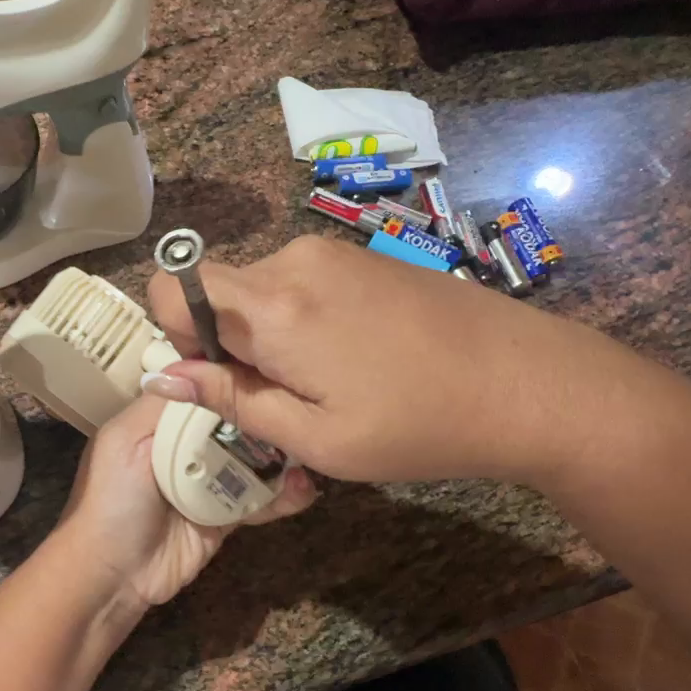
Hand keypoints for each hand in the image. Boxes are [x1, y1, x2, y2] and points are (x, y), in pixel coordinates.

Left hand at [53, 394, 316, 607]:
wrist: (111, 574)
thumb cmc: (112, 499)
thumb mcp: (127, 440)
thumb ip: (163, 406)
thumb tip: (201, 368)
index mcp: (156, 423)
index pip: (202, 390)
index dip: (231, 379)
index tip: (271, 366)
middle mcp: (185, 446)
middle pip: (234, 423)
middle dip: (266, 417)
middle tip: (301, 408)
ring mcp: (208, 481)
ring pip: (253, 460)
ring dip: (282, 456)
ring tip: (309, 449)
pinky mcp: (226, 517)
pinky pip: (259, 500)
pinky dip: (283, 495)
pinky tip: (304, 488)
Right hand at [144, 235, 645, 486]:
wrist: (528, 382)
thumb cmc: (416, 424)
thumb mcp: (315, 437)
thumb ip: (231, 400)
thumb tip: (162, 376)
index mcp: (272, 306)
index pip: (174, 286)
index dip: (175, 332)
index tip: (214, 376)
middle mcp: (291, 262)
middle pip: (216, 293)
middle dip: (225, 343)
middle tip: (279, 397)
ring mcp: (330, 254)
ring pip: (257, 292)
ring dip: (265, 336)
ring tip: (323, 383)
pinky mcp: (359, 257)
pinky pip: (295, 285)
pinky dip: (297, 320)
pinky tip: (351, 358)